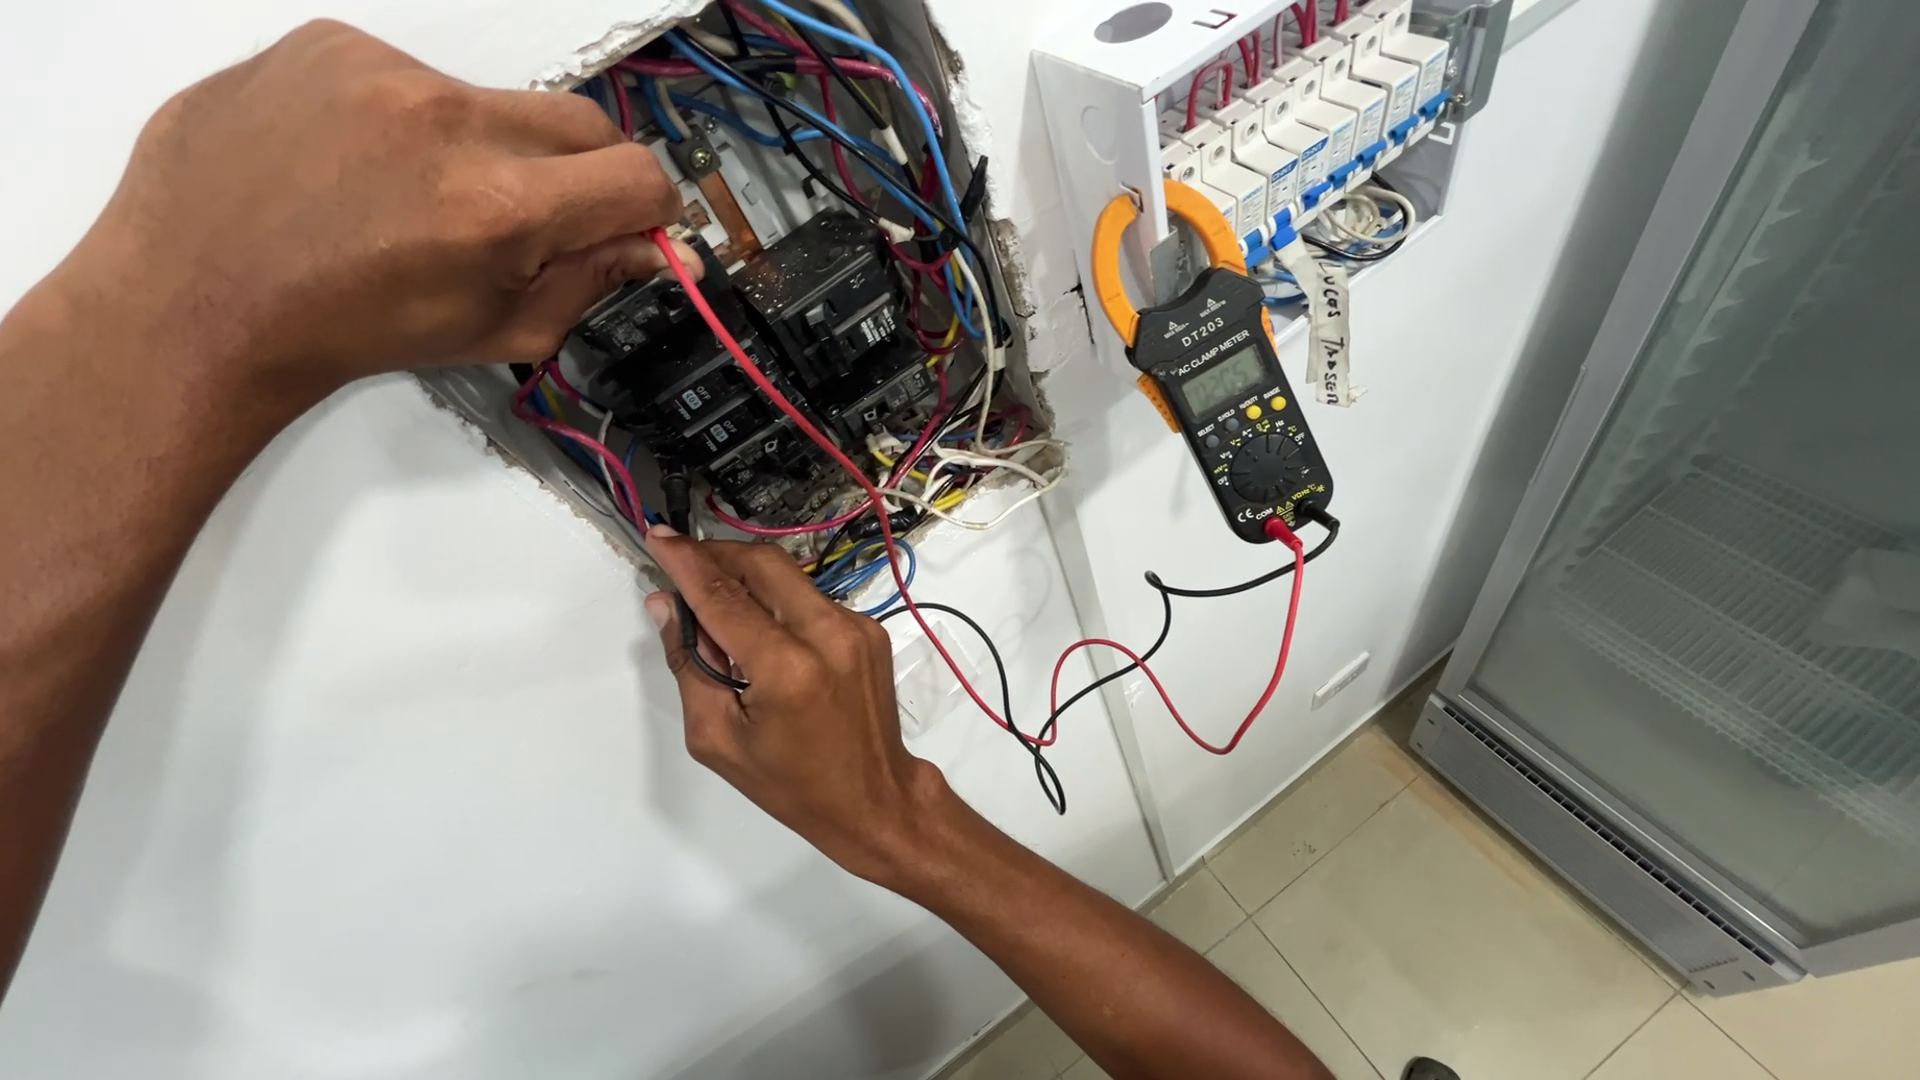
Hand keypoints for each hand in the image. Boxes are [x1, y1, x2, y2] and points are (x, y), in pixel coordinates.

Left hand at [56, 19, 695, 400]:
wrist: (210, 293)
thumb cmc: (368, 328)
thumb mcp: (507, 328)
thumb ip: (596, 280)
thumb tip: (664, 253)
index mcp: (500, 207)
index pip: (639, 177)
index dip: (656, 211)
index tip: (639, 230)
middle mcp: (451, 121)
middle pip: (591, 124)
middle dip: (597, 175)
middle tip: (558, 218)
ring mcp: (388, 70)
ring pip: (513, 102)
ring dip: (514, 150)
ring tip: (452, 194)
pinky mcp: (334, 42)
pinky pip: (434, 80)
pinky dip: (438, 125)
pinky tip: (391, 164)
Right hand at [642, 530, 949, 885]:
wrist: (872, 796)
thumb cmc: (790, 783)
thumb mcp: (719, 738)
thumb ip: (690, 665)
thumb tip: (667, 606)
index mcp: (788, 668)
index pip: (724, 598)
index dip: (686, 563)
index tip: (660, 536)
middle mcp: (829, 634)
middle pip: (765, 564)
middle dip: (719, 553)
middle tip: (683, 559)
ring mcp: (857, 628)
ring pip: (791, 577)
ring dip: (748, 577)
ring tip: (717, 602)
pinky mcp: (870, 629)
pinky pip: (813, 599)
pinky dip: (780, 602)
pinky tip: (761, 630)